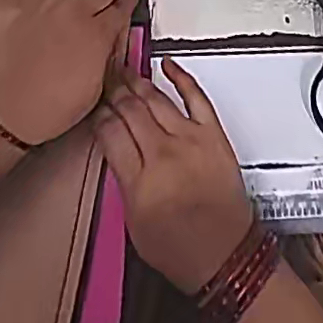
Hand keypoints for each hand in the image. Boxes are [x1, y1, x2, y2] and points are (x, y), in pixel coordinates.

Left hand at [0, 0, 135, 145]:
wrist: (9, 108)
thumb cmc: (52, 106)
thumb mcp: (94, 89)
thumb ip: (105, 57)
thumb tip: (110, 42)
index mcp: (97, 33)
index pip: (121, 8)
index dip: (130, 1)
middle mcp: (76, 13)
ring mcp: (52, 7)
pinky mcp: (32, 8)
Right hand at [93, 58, 255, 292]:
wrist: (228, 257)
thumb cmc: (182, 249)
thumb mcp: (134, 223)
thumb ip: (122, 179)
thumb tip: (113, 144)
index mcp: (140, 182)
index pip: (110, 132)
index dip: (99, 114)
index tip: (94, 106)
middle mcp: (164, 155)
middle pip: (130, 110)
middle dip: (113, 91)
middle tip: (104, 78)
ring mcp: (191, 141)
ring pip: (156, 99)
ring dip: (137, 81)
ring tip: (124, 70)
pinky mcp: (214, 134)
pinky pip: (195, 96)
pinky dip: (180, 76)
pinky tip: (166, 65)